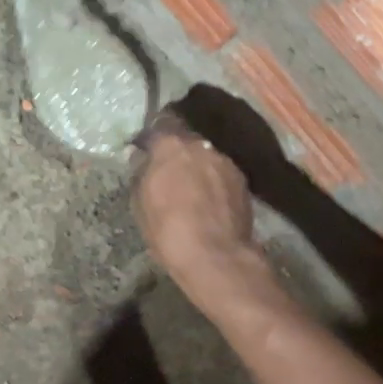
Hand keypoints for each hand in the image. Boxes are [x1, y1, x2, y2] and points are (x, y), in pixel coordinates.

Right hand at [132, 112, 270, 313]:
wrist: (215, 256)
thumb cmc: (168, 229)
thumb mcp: (140, 203)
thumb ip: (140, 173)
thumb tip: (140, 157)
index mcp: (170, 146)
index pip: (157, 128)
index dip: (151, 140)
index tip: (145, 151)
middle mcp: (200, 146)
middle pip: (185, 141)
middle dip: (176, 153)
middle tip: (169, 172)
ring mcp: (224, 161)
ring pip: (205, 156)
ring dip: (197, 167)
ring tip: (192, 189)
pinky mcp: (242, 180)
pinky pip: (221, 173)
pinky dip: (214, 181)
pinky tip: (211, 201)